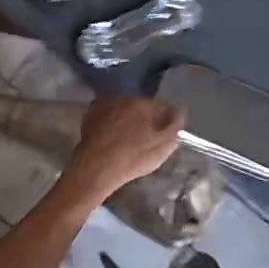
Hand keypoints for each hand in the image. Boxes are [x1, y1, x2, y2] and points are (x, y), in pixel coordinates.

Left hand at [63, 98, 185, 193]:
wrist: (97, 168)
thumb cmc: (134, 157)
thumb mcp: (163, 145)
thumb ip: (174, 126)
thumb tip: (179, 111)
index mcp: (141, 103)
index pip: (160, 105)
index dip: (166, 118)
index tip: (167, 129)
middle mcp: (121, 98)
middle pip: (139, 106)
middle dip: (146, 117)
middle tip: (149, 135)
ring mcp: (102, 106)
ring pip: (122, 111)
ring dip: (127, 119)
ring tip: (130, 138)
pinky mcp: (89, 118)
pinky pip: (107, 118)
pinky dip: (112, 125)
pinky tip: (114, 138)